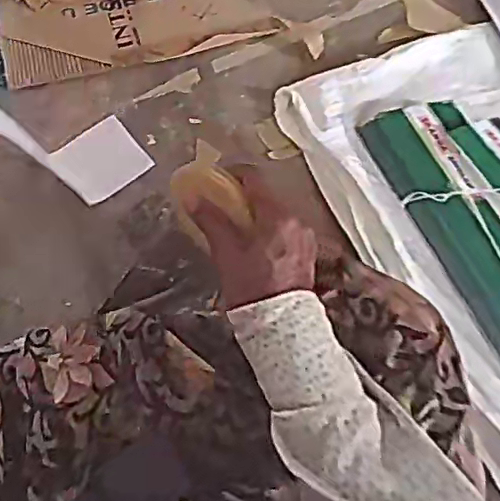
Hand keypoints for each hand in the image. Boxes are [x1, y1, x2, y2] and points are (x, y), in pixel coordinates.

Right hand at [187, 165, 320, 309]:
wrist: (282, 327)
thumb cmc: (252, 287)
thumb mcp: (225, 252)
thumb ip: (210, 219)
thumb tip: (192, 196)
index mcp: (278, 215)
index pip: (254, 178)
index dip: (232, 173)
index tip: (216, 177)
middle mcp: (297, 220)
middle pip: (266, 195)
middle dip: (242, 195)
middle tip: (220, 202)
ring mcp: (305, 237)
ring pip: (276, 212)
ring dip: (255, 212)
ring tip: (234, 224)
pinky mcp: (307, 252)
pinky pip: (284, 228)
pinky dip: (268, 227)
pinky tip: (253, 241)